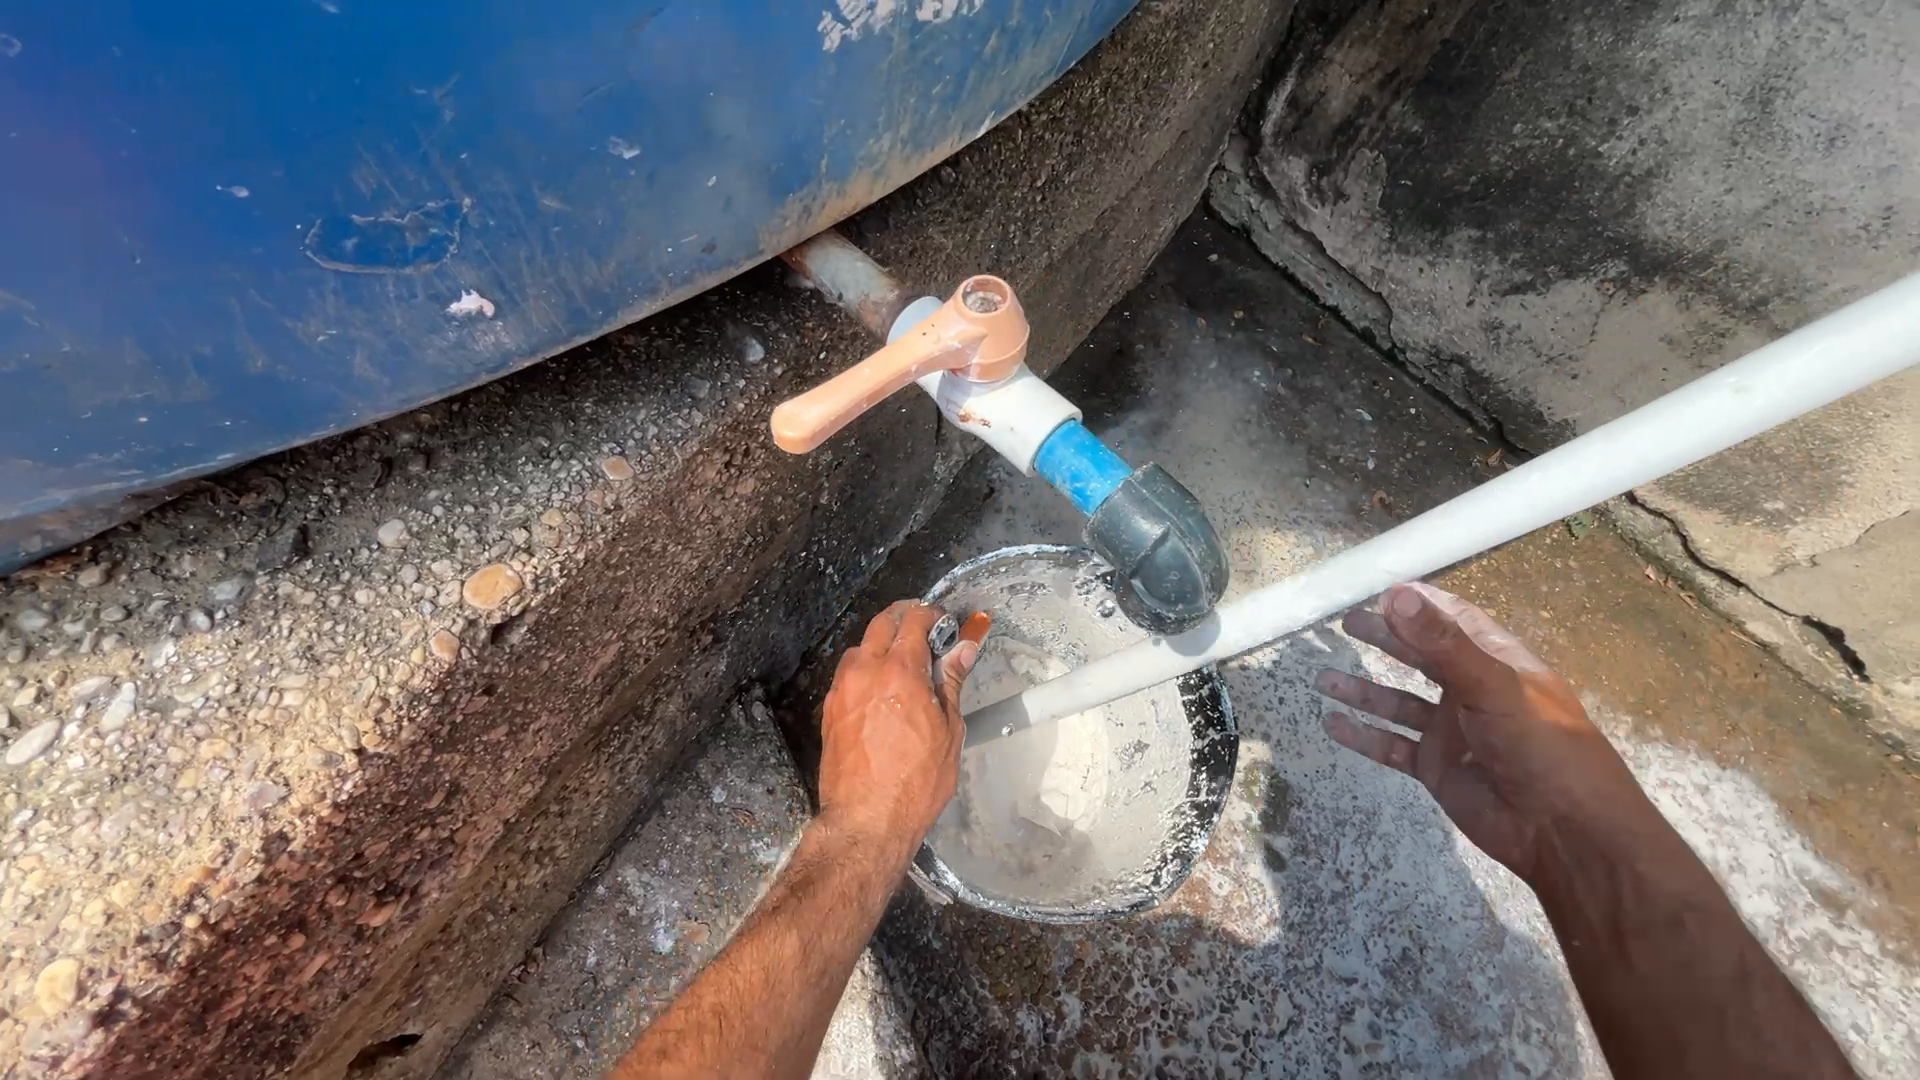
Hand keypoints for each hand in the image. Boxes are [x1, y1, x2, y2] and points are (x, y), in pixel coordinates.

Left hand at [818, 601, 979, 864]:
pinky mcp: (830, 709)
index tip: (946, 621)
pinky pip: (848, 672)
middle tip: (926, 627)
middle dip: (905, 616)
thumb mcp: (948, 729)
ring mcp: (843, 689)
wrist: (866, 820)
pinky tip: (881, 687)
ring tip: (903, 659)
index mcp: (900, 670)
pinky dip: (866, 667)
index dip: (933, 614)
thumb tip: (963, 648)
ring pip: (861, 646)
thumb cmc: (915, 781)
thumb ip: (951, 681)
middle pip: (883, 622)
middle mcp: (866, 671)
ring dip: (882, 641)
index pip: (914, 620)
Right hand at [1314, 583, 1647, 882]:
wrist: (1566, 835)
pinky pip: (1391, 745)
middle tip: (1344, 624)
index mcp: (1498, 665)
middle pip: (1419, 656)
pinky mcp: (1436, 767)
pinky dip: (1362, 734)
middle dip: (1383, 639)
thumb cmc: (1542, 748)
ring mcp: (1452, 732)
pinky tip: (1332, 723)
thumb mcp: (1493, 688)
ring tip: (1321, 679)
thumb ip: (1442, 644)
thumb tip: (1394, 595)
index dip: (1420, 604)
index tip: (1380, 590)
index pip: (1456, 621)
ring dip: (1361, 690)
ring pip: (1397, 702)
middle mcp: (1472, 693)